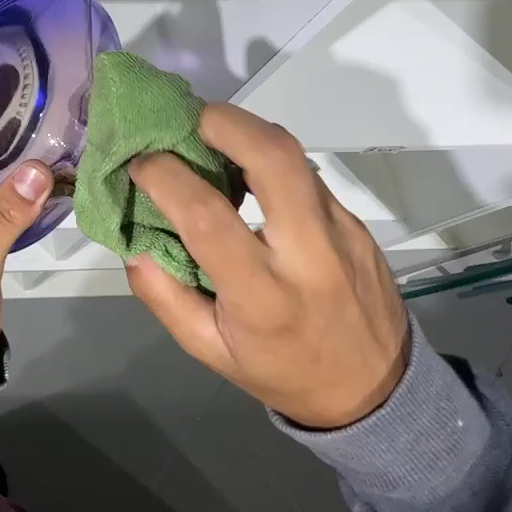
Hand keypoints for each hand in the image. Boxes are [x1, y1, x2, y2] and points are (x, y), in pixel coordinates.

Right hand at [126, 104, 410, 429]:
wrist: (379, 392)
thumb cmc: (281, 369)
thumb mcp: (209, 350)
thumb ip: (163, 295)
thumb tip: (132, 240)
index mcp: (263, 295)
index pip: (207, 216)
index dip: (165, 177)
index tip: (140, 163)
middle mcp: (308, 255)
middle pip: (274, 158)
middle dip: (224, 123)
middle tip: (188, 120)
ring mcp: (341, 232)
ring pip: (295, 155)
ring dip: (247, 132)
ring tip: (210, 136)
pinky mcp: (355, 222)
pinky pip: (306, 174)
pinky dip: (268, 161)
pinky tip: (246, 174)